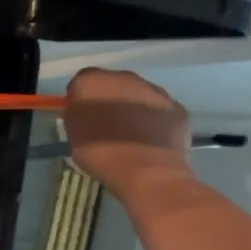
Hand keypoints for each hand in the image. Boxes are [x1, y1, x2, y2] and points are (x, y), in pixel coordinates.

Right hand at [64, 68, 193, 196]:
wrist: (146, 172)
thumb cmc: (100, 151)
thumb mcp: (72, 130)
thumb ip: (78, 112)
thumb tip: (86, 110)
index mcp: (92, 80)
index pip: (83, 82)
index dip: (84, 99)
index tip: (84, 116)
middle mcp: (123, 77)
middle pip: (114, 84)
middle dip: (112, 99)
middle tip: (109, 124)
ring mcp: (154, 91)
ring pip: (140, 95)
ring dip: (136, 108)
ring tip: (135, 135)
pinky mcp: (177, 108)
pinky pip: (162, 110)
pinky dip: (157, 120)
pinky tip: (154, 140)